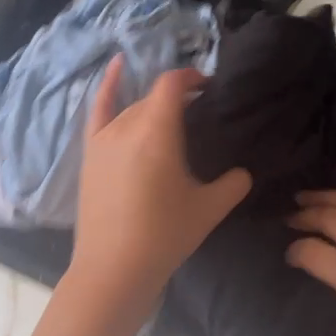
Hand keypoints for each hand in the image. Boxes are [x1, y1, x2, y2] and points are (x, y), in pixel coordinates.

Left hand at [70, 57, 251, 299]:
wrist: (113, 271)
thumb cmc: (164, 236)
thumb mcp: (209, 209)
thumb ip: (233, 183)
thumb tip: (244, 171)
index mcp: (158, 130)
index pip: (173, 84)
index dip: (193, 77)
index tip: (211, 88)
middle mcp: (129, 124)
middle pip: (156, 98)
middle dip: (178, 100)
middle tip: (199, 118)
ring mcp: (105, 137)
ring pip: (134, 108)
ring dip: (154, 108)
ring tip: (173, 122)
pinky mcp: (90, 152)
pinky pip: (98, 109)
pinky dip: (107, 85)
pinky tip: (116, 65)